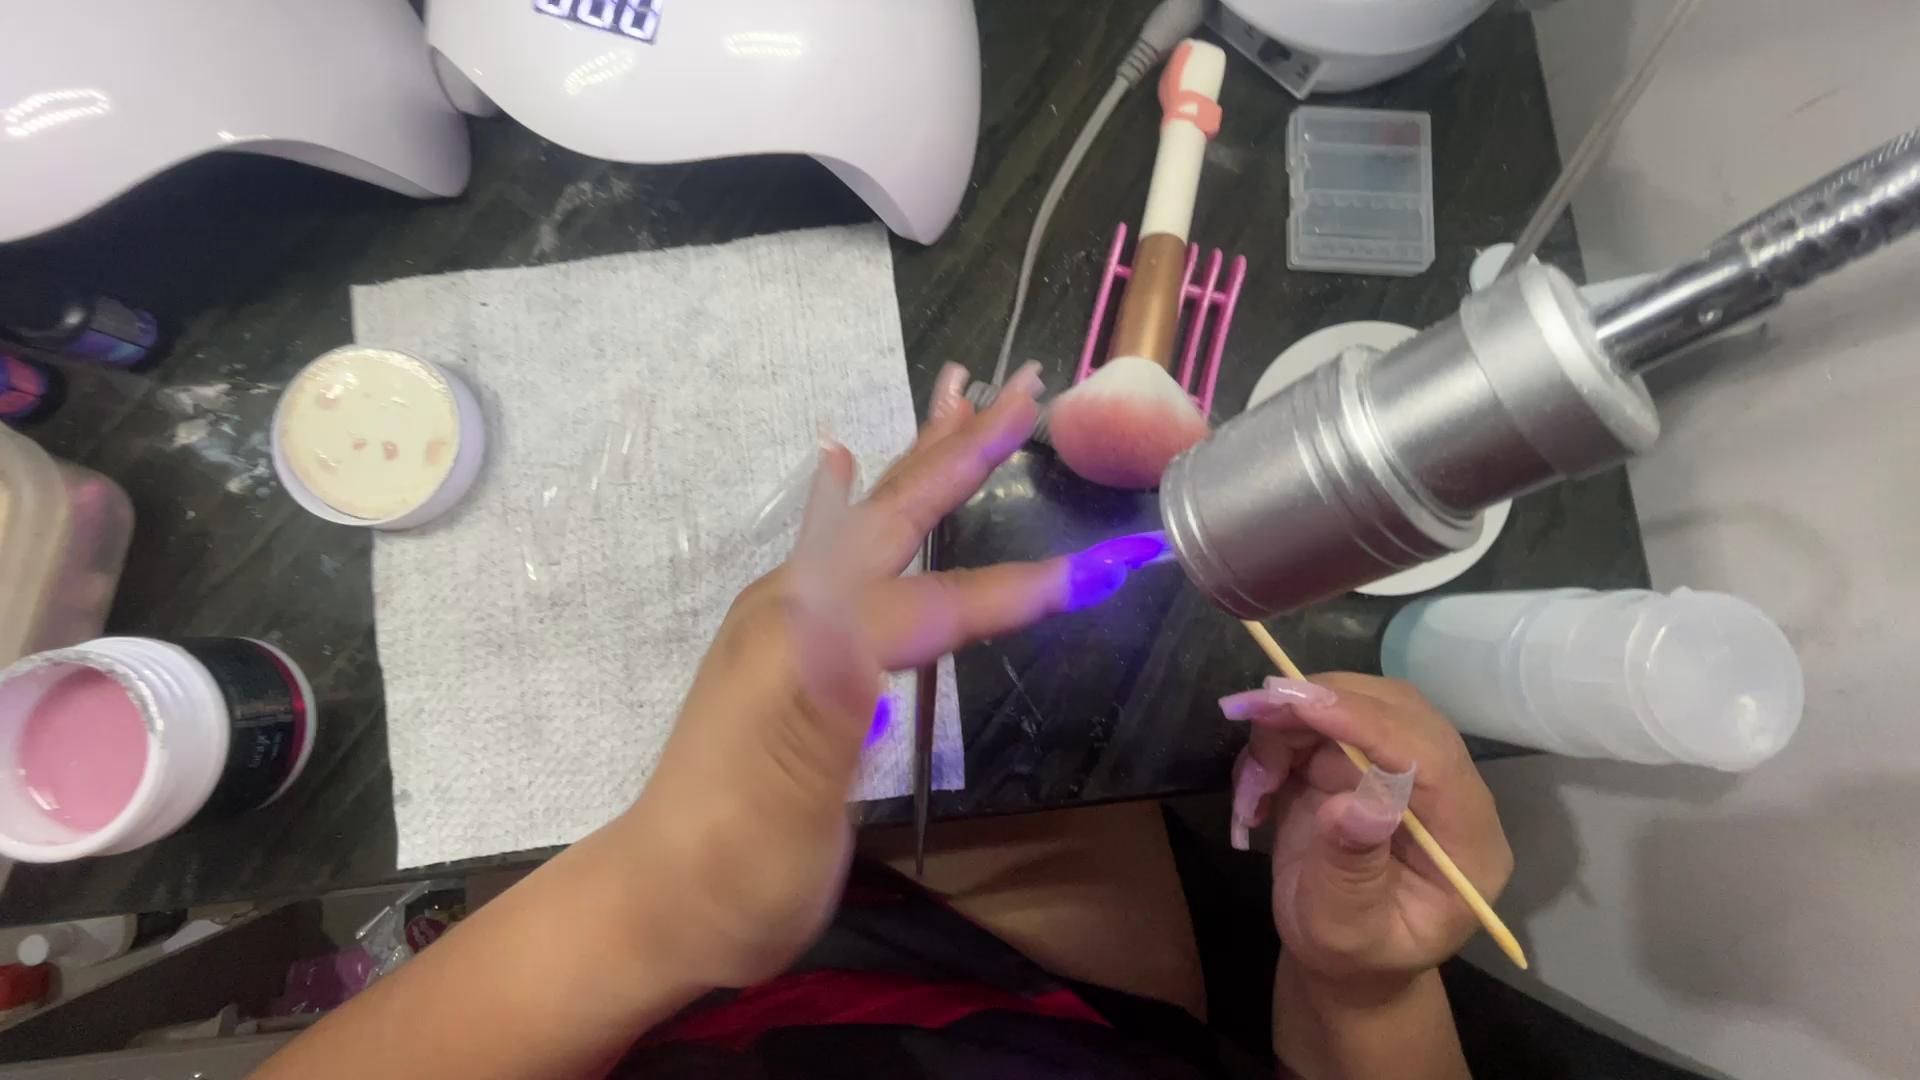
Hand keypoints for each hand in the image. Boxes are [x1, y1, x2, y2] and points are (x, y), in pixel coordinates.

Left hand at [609, 362, 1135, 989]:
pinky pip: (839, 548)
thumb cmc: (734, 868)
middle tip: (1022, 391)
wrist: (659, 899)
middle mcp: (792, 607)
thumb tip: (847, 612)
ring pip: (869, 520)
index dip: (1006, 592)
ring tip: (960, 403)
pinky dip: (863, 497)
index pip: (926, 605)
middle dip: (962, 452)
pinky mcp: (789, 640)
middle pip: (893, 518)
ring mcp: (786, 617)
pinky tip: (849, 467)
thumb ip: (819, 701)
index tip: (1088, 576)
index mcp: (800, 640)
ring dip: (923, 458)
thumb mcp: (782, 805)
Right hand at [1225, 674, 1512, 987]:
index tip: (1298, 703)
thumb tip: (1359, 802)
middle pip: (1393, 709)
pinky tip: (1257, 789)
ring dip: (1284, 727)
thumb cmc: (1352, 953)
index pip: (1428, 755)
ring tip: (1254, 787)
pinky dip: (1272, 739)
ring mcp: (1397, 767)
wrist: (1341, 953)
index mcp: (1465, 839)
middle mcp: (1441, 790)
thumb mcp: (1346, 926)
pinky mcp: (1355, 757)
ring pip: (1347, 702)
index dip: (1365, 721)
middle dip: (1317, 703)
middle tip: (1249, 712)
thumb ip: (1352, 866)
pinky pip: (1312, 720)